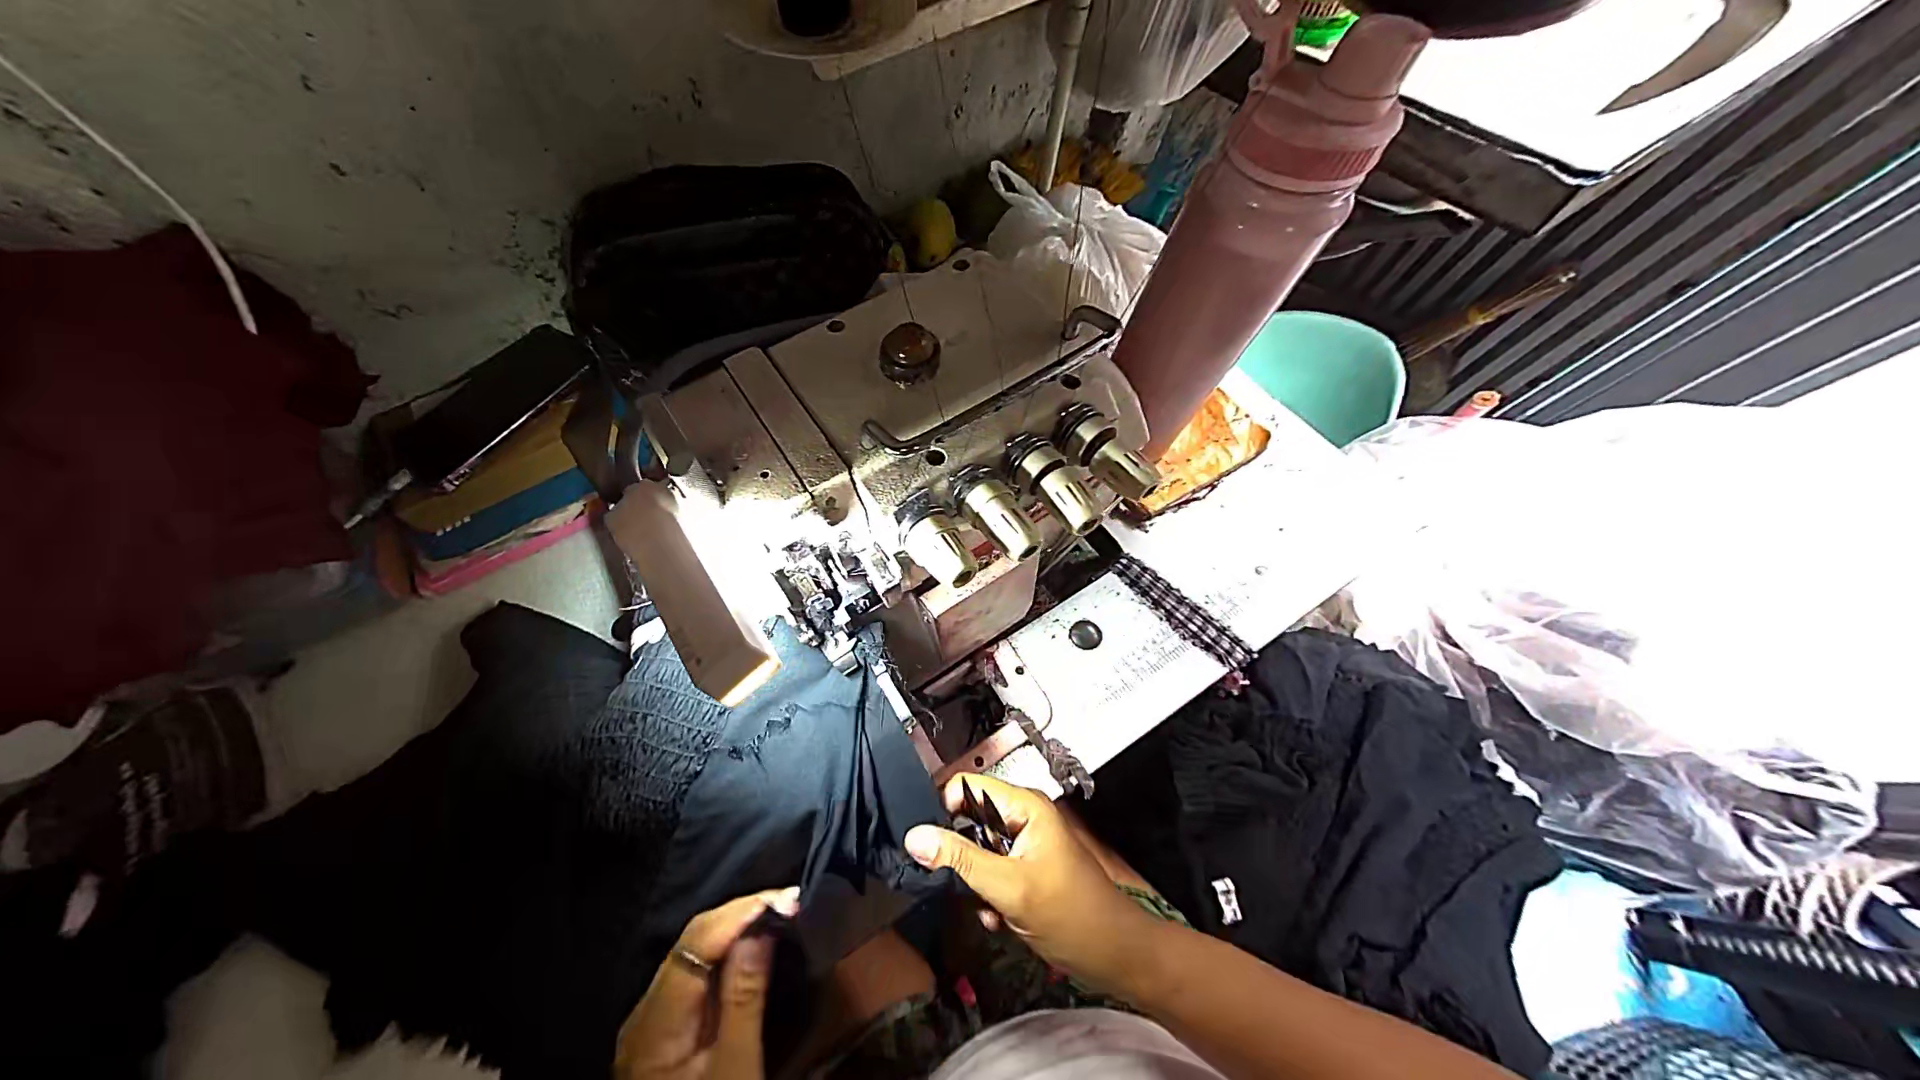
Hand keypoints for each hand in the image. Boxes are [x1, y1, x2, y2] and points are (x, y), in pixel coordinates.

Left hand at [614, 886, 800, 1079]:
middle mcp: (645, 1012)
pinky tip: (755, 944)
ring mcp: (652, 1020)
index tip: (789, 899)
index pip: (697, 943)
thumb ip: (744, 997)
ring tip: (780, 913)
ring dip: (737, 927)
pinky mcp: (666, 1029)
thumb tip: (762, 928)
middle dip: (742, 913)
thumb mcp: (736, 1071)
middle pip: (692, 941)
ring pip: (694, 951)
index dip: (742, 913)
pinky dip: (728, 950)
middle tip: (792, 902)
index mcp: (655, 1024)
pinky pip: (696, 972)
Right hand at [904, 774, 1159, 991]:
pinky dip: (989, 895)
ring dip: (975, 881)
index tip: (932, 847)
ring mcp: (1025, 844)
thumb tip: (915, 836)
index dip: (944, 811)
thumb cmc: (1071, 916)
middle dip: (961, 855)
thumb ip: (960, 859)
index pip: (966, 787)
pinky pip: (990, 872)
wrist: (1115, 955)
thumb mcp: (1009, 887)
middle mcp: (1023, 817)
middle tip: (965, 884)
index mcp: (1024, 805)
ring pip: (977, 850)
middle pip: (969, 819)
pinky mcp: (1025, 869)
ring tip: (990, 907)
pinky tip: (1000, 917)